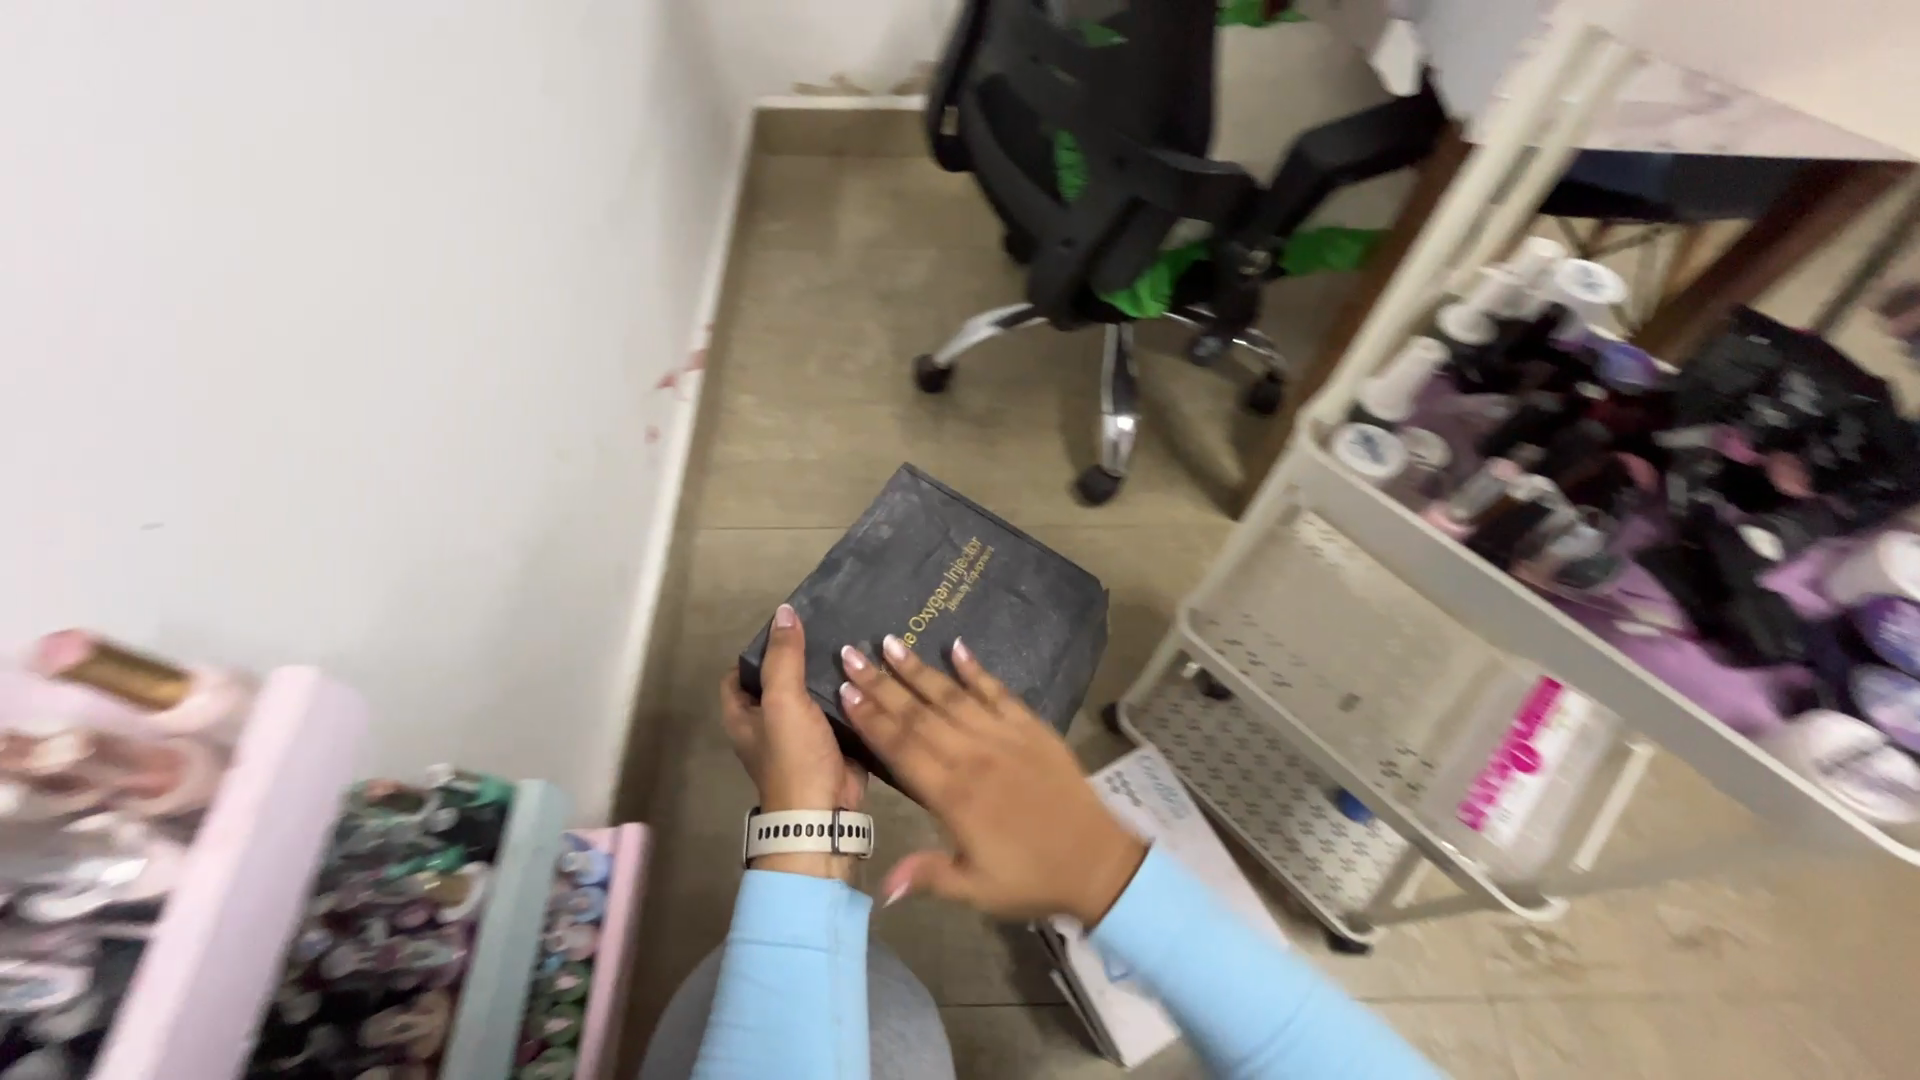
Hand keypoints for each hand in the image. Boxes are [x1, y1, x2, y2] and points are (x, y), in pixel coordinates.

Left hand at [720, 604, 866, 879]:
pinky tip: (865, 669)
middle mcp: (766, 722)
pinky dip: (847, 691)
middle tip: (826, 624)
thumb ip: (784, 657)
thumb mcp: (782, 700)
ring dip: (826, 672)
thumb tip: (784, 612)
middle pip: (778, 678)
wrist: (824, 809)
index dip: (759, 648)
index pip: (740, 671)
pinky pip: (836, 708)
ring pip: (810, 692)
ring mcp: (800, 733)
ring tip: (851, 638)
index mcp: (742, 715)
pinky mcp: (830, 740)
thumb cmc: (793, 755)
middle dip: (799, 656)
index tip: (787, 626)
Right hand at [837, 635, 1146, 926]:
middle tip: (851, 654)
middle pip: (918, 714)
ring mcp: (1004, 736)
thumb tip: (879, 886)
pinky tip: (958, 648)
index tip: (846, 691)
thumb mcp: (976, 889)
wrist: (1097, 861)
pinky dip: (977, 670)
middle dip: (881, 684)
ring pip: (953, 696)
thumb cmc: (1031, 877)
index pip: (901, 748)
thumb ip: (926, 876)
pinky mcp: (1032, 727)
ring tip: (890, 642)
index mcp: (953, 795)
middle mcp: (973, 756)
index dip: (871, 718)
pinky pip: (999, 692)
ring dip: (919, 669)